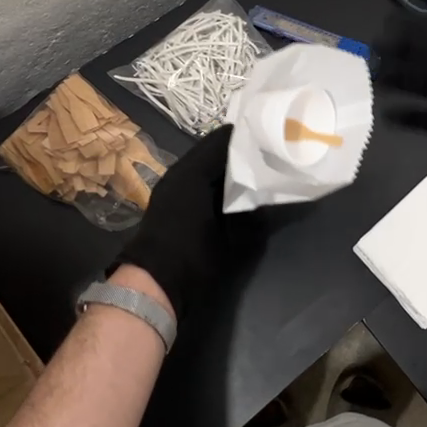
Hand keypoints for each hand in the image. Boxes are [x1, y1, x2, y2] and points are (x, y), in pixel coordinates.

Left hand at [111, 125, 261, 321]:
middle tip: (271, 159)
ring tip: (259, 174)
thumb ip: (254, 214)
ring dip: (230, 168)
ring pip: (207, 165)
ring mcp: (173, 186)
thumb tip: (269, 198)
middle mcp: (181, 172)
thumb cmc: (193, 257)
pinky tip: (238, 194)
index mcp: (194, 171)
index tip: (273, 142)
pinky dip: (218, 182)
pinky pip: (200, 180)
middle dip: (242, 153)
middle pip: (216, 149)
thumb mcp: (233, 236)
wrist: (153, 287)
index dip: (250, 138)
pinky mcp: (170, 201)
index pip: (226, 138)